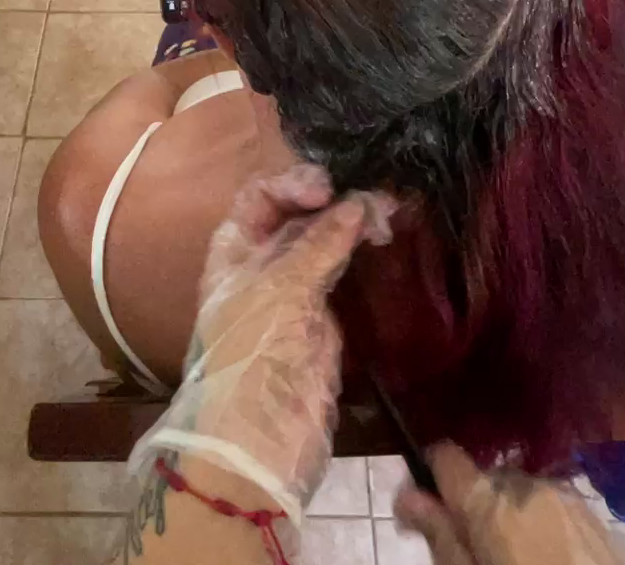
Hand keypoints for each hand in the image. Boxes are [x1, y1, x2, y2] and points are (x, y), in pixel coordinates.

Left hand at [127, 165, 394, 521]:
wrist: (259, 438)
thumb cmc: (253, 350)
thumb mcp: (279, 288)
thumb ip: (319, 243)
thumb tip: (358, 203)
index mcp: (235, 247)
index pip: (262, 196)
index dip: (293, 185)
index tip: (328, 190)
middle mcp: (263, 261)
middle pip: (298, 215)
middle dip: (335, 202)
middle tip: (376, 198)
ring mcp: (295, 289)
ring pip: (326, 242)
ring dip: (354, 224)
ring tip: (389, 212)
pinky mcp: (325, 316)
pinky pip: (343, 272)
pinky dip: (363, 254)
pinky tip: (387, 240)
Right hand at [394, 445, 624, 564]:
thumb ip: (439, 536)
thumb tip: (407, 495)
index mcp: (488, 498)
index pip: (443, 455)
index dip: (428, 478)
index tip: (422, 513)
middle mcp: (524, 483)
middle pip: (481, 479)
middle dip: (469, 509)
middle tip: (469, 556)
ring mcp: (564, 497)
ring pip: (516, 495)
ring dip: (505, 518)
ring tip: (512, 564)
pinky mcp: (594, 519)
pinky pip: (549, 509)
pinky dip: (538, 528)